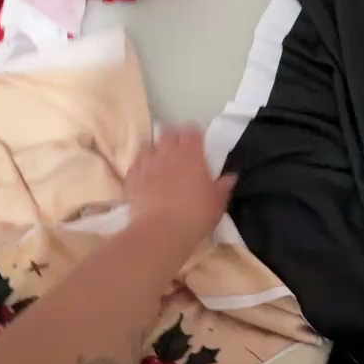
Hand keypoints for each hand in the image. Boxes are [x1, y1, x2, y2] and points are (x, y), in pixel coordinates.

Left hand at [126, 126, 235, 242]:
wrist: (160, 233)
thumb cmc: (195, 215)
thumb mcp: (217, 203)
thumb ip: (223, 186)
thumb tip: (231, 176)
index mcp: (191, 154)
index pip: (192, 131)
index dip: (195, 136)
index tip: (199, 145)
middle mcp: (168, 152)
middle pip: (169, 133)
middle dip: (174, 139)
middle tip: (180, 153)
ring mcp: (147, 164)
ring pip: (150, 146)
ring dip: (157, 151)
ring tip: (161, 164)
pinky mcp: (132, 178)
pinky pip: (136, 164)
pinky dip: (142, 166)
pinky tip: (146, 176)